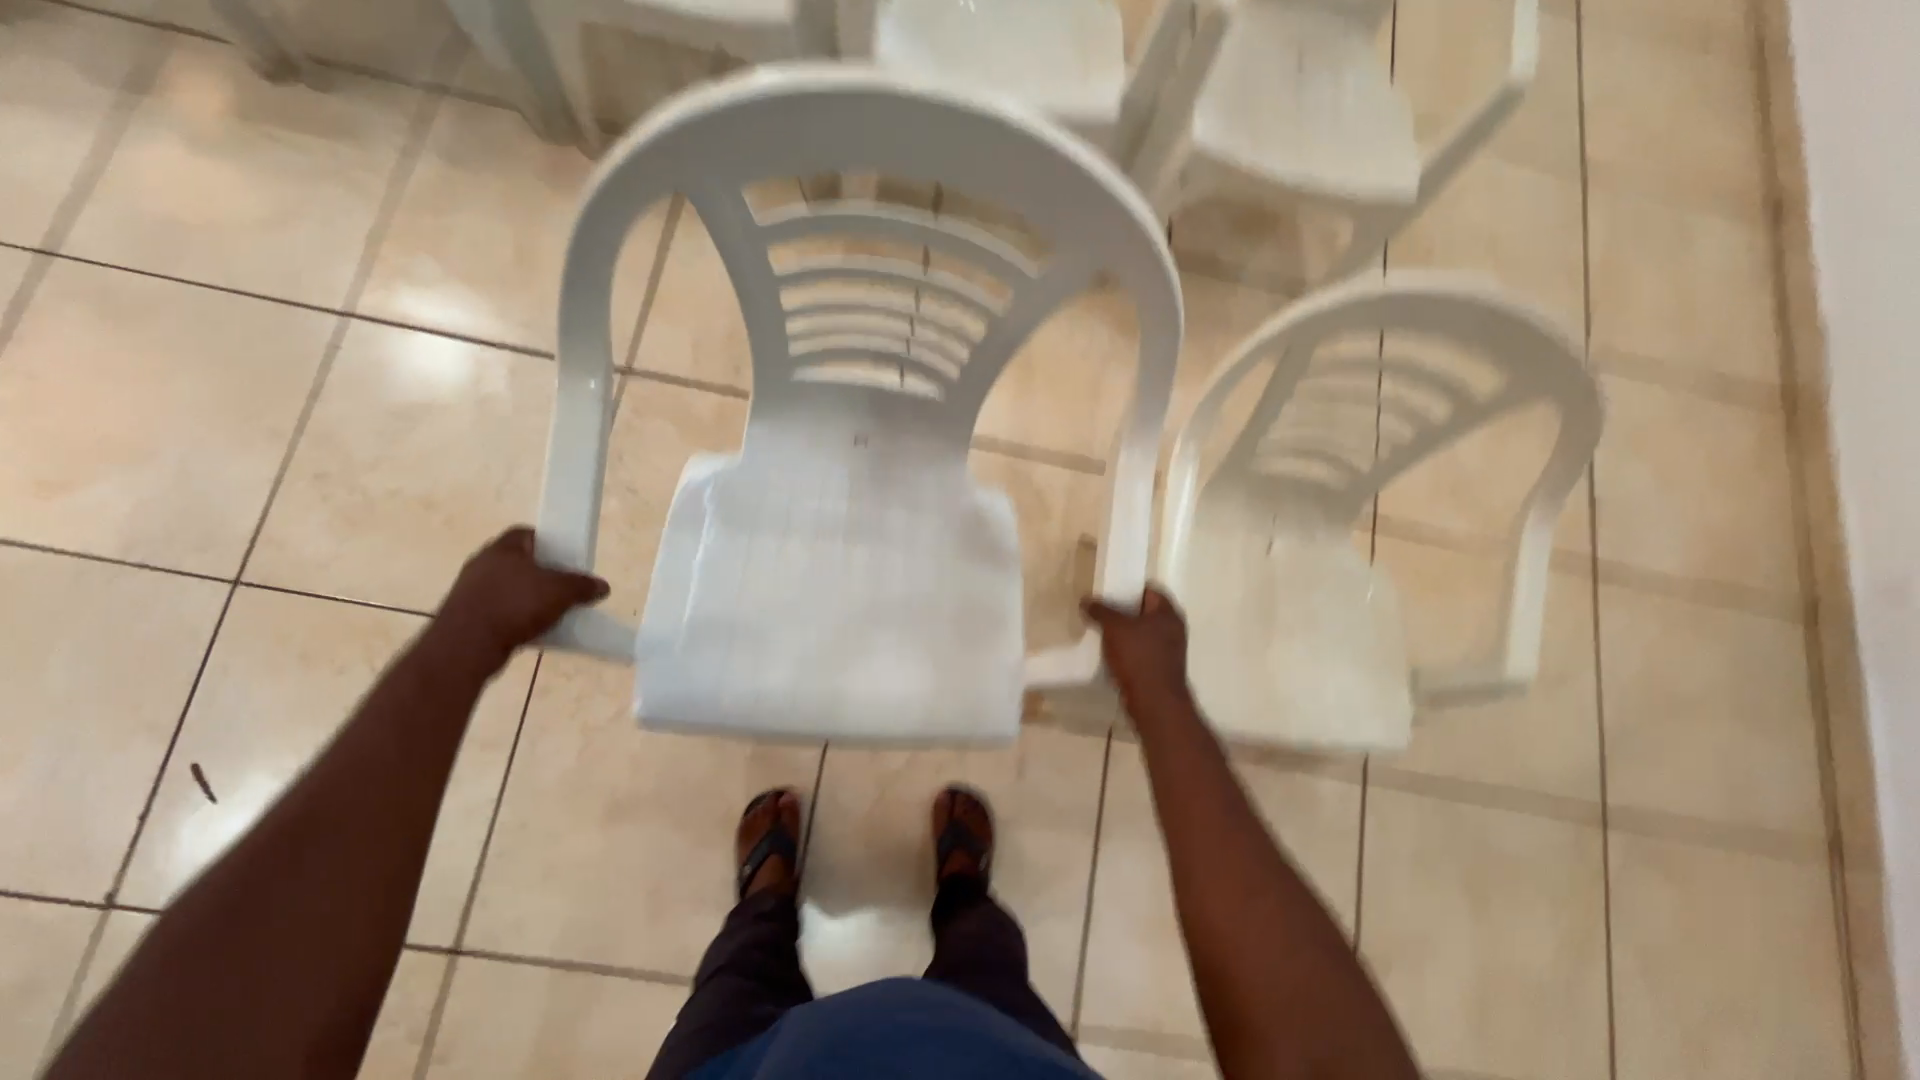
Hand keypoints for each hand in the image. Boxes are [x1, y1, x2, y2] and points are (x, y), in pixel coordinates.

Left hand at [435, 527, 609, 662]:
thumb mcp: (561, 592)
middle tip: (561, 587)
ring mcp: (469, 588)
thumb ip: (582, 586)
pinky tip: (527, 629)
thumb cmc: (515, 605)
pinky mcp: (464, 613)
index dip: (548, 543)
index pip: (527, 534)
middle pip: (518, 561)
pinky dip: (512, 615)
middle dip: (540, 573)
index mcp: (504, 547)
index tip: (565, 559)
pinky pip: (496, 608)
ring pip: (506, 586)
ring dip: (525, 596)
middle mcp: (482, 562)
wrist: (467, 645)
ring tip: (547, 612)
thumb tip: (602, 586)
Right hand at [1081, 586, 1192, 718]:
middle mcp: (1173, 629)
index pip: (1149, 590)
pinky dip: (1127, 652)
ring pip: (1142, 634)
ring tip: (1100, 632)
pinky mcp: (1160, 669)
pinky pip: (1141, 653)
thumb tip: (1086, 600)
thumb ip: (1100, 611)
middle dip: (1122, 612)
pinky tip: (1109, 655)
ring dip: (1123, 634)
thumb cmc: (1138, 658)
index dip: (1128, 587)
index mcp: (1168, 613)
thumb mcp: (1115, 628)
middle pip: (1145, 612)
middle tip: (1100, 612)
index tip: (1108, 591)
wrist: (1154, 702)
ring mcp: (1169, 651)